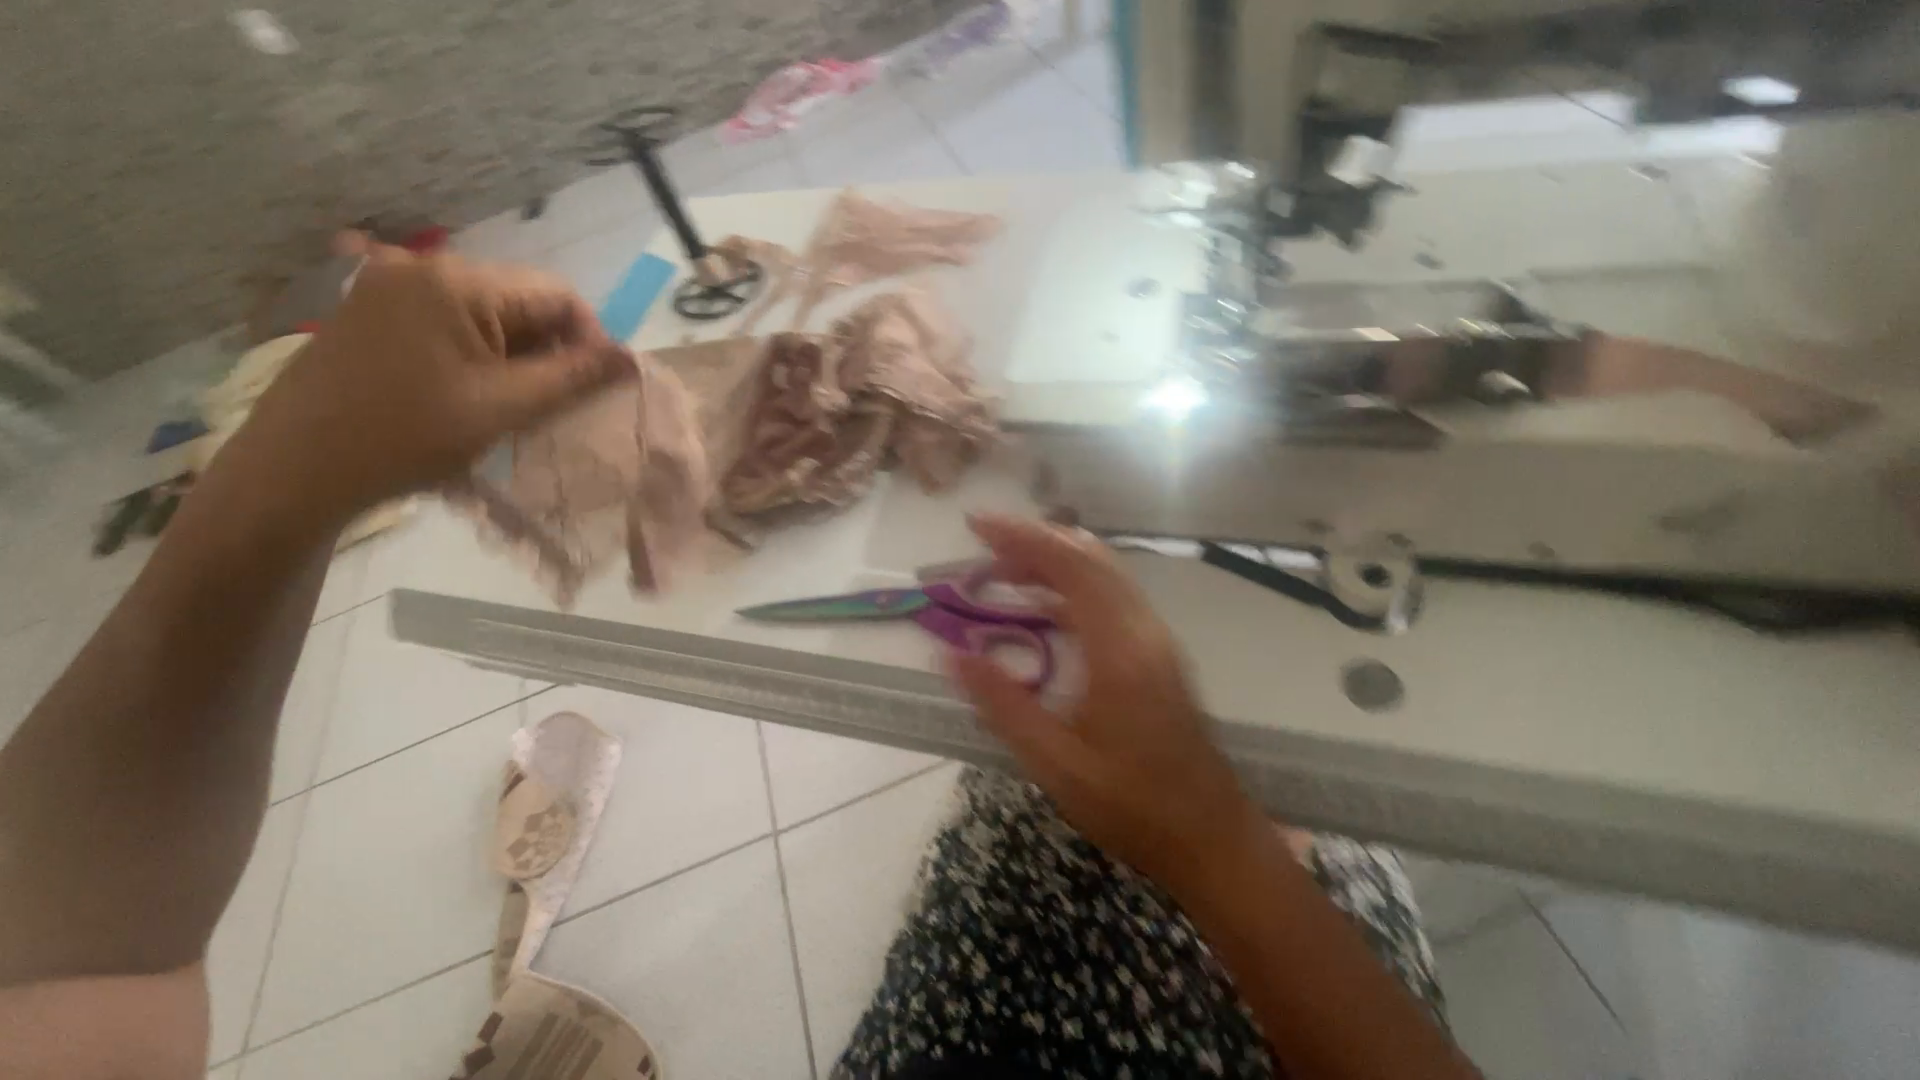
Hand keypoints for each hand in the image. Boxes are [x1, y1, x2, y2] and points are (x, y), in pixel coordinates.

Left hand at [233, 253, 633, 525]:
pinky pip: (448, 324)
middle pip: (520, 300)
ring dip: (515, 356)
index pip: (556, 294)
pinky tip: (472, 396)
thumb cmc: (408, 436)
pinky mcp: (371, 312)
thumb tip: (633, 359)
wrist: (296, 469)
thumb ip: (574, 378)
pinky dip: (476, 356)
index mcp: (457, 281)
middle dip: (549, 350)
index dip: (590, 340)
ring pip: (486, 316)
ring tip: (515, 406)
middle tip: (556, 404)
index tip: (595, 390)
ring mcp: (389, 287)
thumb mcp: (504, 407)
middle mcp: (421, 267)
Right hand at [950, 514, 1267, 894]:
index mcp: (1120, 649)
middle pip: (1091, 559)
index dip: (1022, 537)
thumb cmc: (1133, 805)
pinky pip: (1113, 601)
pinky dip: (1074, 589)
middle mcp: (1144, 632)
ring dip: (1055, 564)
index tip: (976, 525)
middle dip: (1035, 542)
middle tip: (982, 548)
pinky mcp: (1160, 659)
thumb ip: (1002, 705)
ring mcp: (1157, 643)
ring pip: (1105, 577)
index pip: (1070, 565)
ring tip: (1002, 575)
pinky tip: (1043, 612)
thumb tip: (951, 656)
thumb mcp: (1055, 763)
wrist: (1212, 839)